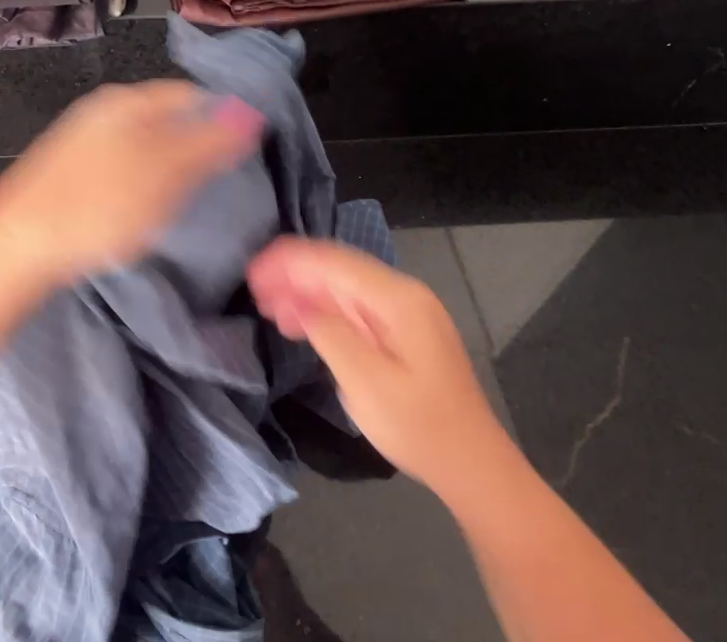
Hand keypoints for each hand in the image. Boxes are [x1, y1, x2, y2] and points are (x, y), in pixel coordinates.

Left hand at [0, 81, 263, 293]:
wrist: (14, 246)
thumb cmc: (97, 206)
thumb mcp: (165, 173)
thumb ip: (210, 142)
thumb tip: (252, 112)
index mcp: (126, 102)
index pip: (191, 94)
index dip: (221, 120)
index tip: (241, 158)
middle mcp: (100, 111)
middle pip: (165, 119)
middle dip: (192, 148)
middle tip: (212, 187)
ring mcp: (78, 141)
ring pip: (141, 145)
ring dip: (164, 170)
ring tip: (175, 206)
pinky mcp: (63, 173)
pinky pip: (116, 169)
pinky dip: (135, 187)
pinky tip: (133, 215)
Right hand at [248, 237, 518, 494]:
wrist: (472, 465)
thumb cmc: (419, 427)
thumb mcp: (366, 384)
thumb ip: (330, 334)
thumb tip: (298, 302)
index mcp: (398, 301)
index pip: (334, 263)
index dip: (290, 261)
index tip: (254, 272)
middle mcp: (404, 296)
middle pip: (339, 270)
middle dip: (294, 274)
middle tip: (255, 290)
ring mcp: (407, 314)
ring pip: (345, 288)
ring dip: (306, 292)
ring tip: (268, 306)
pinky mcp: (404, 334)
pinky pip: (356, 308)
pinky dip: (325, 310)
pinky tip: (300, 323)